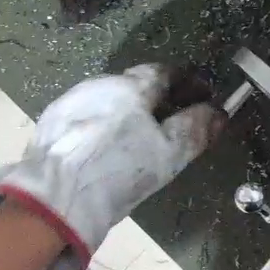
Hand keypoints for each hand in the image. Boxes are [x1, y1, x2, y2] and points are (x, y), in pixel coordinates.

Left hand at [0, 65, 221, 269]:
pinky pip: (87, 117)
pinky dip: (104, 125)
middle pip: (137, 84)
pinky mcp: (51, 123)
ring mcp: (72, 102)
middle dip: (159, 97)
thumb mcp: (169, 154)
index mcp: (131, 87)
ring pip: (110, 100)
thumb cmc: (120, 171)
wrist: (56, 196)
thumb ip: (195, 129)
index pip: (167, 72)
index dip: (190, 83)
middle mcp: (100, 84)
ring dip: (129, 111)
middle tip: (174, 117)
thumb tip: (218, 112)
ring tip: (139, 136)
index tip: (203, 95)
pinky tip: (106, 149)